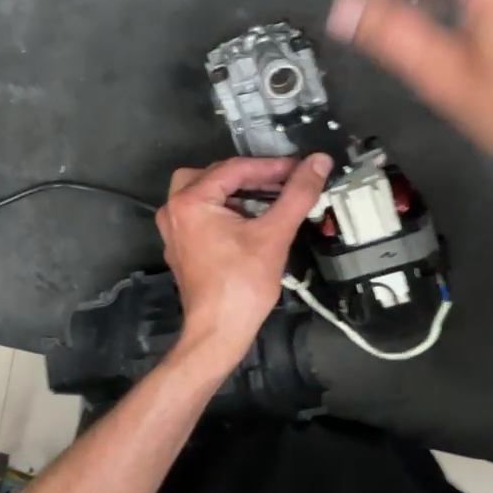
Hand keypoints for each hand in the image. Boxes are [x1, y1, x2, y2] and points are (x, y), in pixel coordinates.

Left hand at [156, 155, 333, 367]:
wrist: (218, 330)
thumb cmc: (242, 283)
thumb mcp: (274, 234)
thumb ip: (297, 194)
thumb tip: (319, 162)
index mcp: (190, 201)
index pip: (233, 169)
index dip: (271, 166)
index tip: (301, 167)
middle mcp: (173, 210)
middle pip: (212, 175)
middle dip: (248, 175)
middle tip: (281, 180)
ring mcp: (173, 229)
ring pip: (203, 193)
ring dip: (235, 191)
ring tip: (269, 196)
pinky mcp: (180, 246)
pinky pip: (200, 214)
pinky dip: (224, 209)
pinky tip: (251, 218)